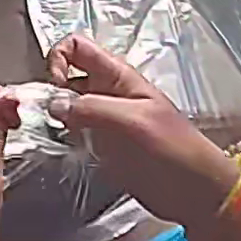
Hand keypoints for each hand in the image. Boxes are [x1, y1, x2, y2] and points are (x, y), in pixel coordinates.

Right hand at [46, 35, 237, 230]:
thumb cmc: (172, 149)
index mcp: (116, 75)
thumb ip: (91, 108)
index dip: (58, 58)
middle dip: (49, 87)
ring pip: (64, 101)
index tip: (55, 86)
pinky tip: (57, 144)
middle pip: (64, 73)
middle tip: (45, 113)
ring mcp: (100, 117)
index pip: (75, 47)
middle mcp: (103, 90)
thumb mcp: (133, 121)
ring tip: (47, 130)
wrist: (195, 193)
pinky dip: (58, 132)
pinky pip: (69, 127)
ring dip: (50, 111)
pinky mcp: (98, 142)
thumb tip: (52, 104)